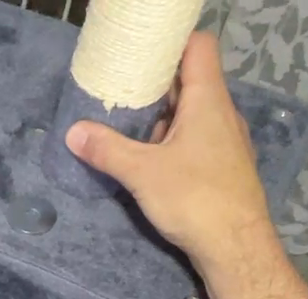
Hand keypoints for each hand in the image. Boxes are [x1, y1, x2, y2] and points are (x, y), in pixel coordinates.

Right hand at [66, 33, 277, 271]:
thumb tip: (73, 132)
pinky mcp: (223, 168)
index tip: (141, 56)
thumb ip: (108, 150)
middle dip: (157, 86)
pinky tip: (152, 164)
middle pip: (190, 81)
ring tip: (130, 132)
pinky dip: (173, 142)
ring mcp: (225, 141)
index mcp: (207, 99)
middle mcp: (221, 112)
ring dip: (163, 119)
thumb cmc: (194, 198)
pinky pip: (196, 140)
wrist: (234, 245)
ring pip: (192, 115)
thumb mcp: (142, 173)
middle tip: (123, 95)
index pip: (197, 47)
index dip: (171, 44)